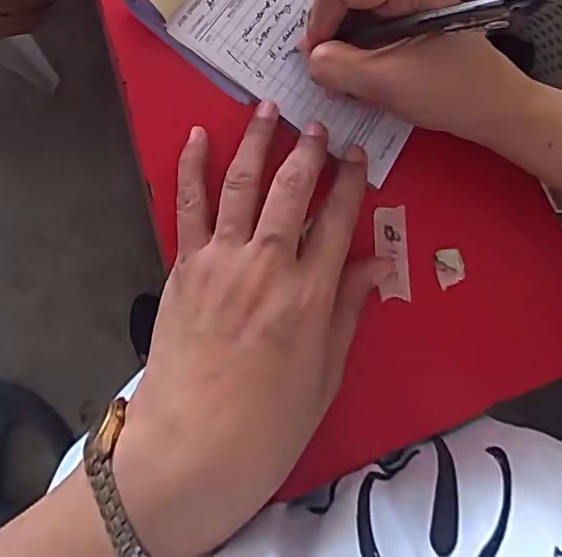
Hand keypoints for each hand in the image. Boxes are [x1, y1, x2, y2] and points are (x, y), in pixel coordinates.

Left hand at [110, 102, 387, 555]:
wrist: (189, 451)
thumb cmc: (267, 424)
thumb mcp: (324, 376)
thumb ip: (348, 311)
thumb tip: (377, 262)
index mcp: (309, 295)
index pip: (337, 220)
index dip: (350, 182)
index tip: (356, 153)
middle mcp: (267, 265)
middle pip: (293, 190)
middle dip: (308, 151)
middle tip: (317, 124)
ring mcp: (221, 260)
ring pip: (242, 184)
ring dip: (256, 141)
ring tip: (268, 109)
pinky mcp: (185, 264)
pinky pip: (189, 206)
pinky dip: (192, 167)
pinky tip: (198, 136)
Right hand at [300, 0, 533, 142]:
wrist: (497, 106)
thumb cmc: (453, 93)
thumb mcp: (386, 85)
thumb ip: (336, 67)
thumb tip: (309, 56)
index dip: (320, 19)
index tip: (325, 55)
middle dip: (323, 9)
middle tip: (332, 48)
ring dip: (335, 18)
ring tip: (348, 58)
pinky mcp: (401, 2)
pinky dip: (347, 25)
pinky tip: (361, 56)